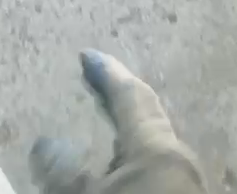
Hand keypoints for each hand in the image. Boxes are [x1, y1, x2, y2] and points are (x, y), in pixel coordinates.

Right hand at [31, 51, 205, 193]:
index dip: (107, 72)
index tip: (86, 56)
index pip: (130, 94)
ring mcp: (191, 185)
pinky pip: (164, 168)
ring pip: (160, 145)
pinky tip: (129, 171)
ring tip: (111, 126)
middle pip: (151, 115)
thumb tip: (46, 143)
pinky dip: (142, 158)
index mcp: (156, 147)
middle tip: (99, 84)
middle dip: (124, 97)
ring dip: (134, 131)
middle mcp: (181, 160)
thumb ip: (61, 168)